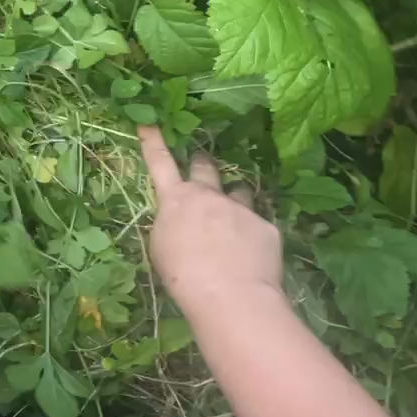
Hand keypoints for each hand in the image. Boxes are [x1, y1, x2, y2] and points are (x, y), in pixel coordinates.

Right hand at [137, 126, 284, 317]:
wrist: (229, 295)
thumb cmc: (182, 274)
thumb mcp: (160, 245)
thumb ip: (170, 222)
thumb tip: (181, 218)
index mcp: (175, 200)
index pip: (159, 162)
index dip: (153, 141)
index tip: (150, 121)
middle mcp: (208, 195)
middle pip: (205, 167)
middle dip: (202, 164)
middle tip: (202, 166)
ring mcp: (240, 208)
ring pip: (239, 192)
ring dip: (234, 200)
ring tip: (233, 222)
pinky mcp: (266, 225)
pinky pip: (258, 222)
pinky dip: (253, 233)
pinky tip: (251, 254)